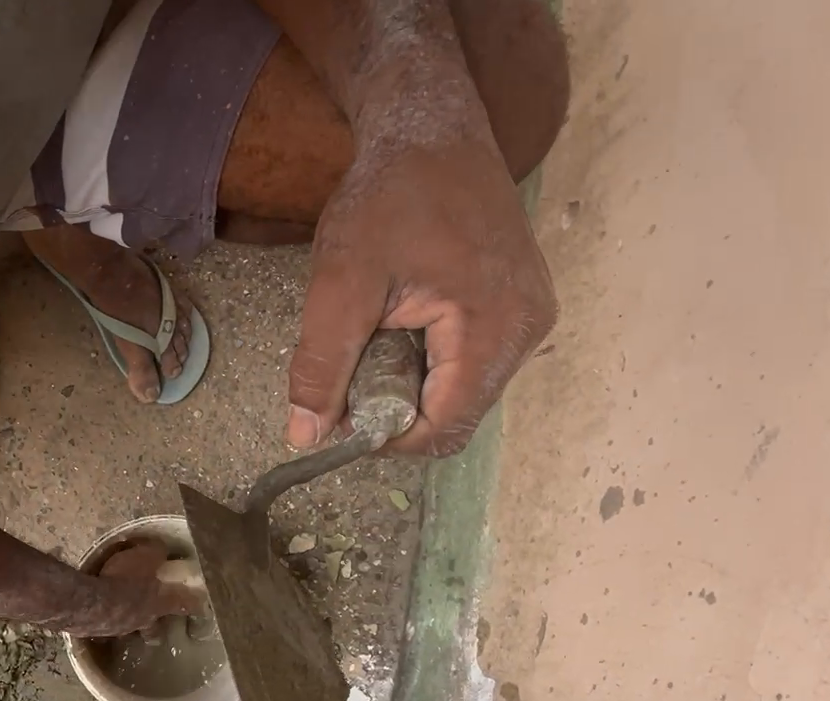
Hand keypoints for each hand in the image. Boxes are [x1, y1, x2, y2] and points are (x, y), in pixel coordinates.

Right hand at [59, 542, 203, 637]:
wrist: (91, 603)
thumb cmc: (126, 579)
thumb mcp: (145, 557)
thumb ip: (155, 552)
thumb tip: (162, 549)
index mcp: (159, 603)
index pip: (183, 605)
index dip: (194, 606)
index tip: (202, 609)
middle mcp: (141, 620)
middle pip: (152, 631)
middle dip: (154, 633)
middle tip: (155, 634)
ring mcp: (118, 629)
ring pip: (126, 632)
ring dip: (124, 628)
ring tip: (117, 623)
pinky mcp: (96, 632)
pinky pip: (99, 631)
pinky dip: (97, 626)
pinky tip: (91, 622)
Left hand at [289, 96, 556, 455]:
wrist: (429, 133)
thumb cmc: (386, 201)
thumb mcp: (338, 287)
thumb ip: (321, 366)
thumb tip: (304, 437)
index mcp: (495, 327)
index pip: (443, 428)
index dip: (384, 438)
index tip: (336, 419)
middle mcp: (525, 331)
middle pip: (450, 416)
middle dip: (389, 412)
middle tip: (344, 376)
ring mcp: (524, 319)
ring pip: (452, 393)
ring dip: (400, 388)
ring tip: (368, 342)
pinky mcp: (509, 308)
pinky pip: (460, 366)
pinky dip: (416, 366)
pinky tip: (390, 331)